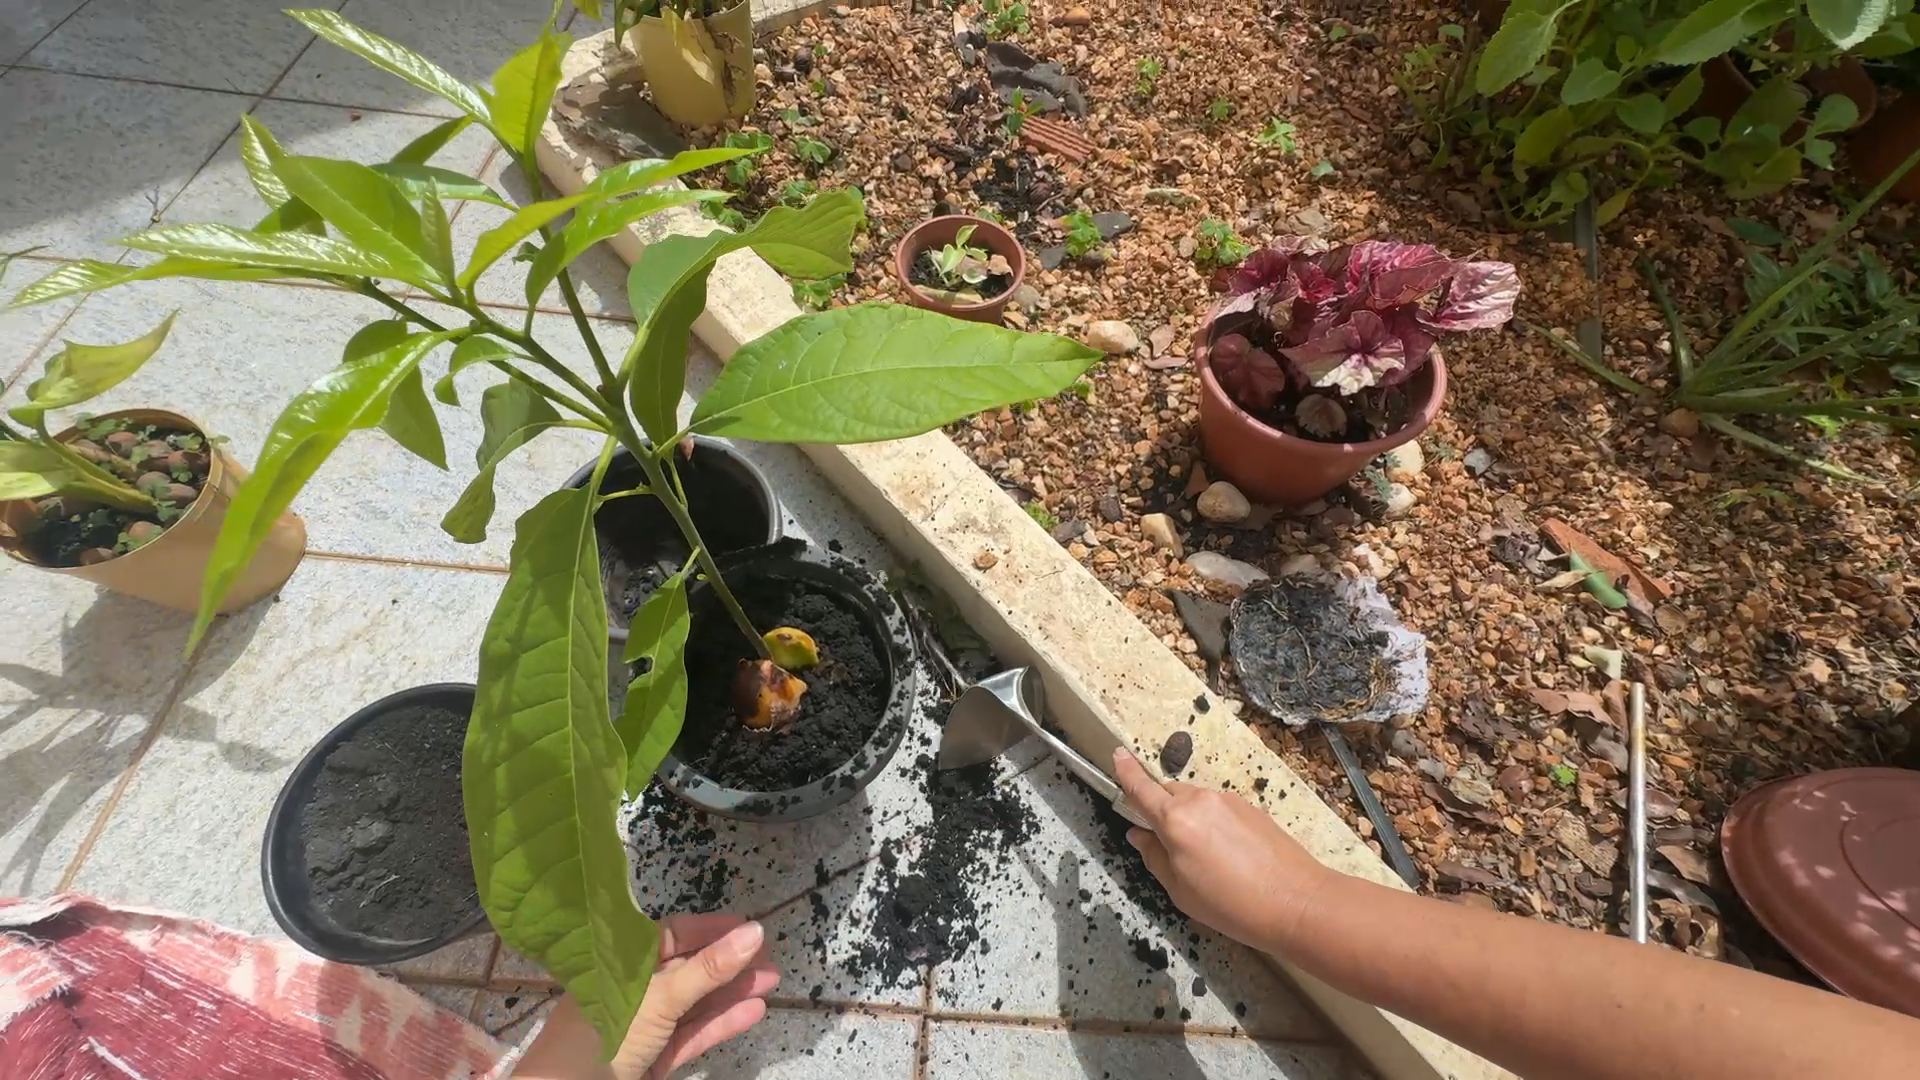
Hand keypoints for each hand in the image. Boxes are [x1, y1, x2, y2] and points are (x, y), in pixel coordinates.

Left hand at [523, 914, 779, 1079]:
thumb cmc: (607, 1035)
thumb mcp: (662, 997)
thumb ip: (710, 967)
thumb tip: (757, 930)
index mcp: (627, 962)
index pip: (677, 933)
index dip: (714, 929)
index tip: (751, 928)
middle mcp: (635, 988)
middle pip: (690, 968)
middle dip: (731, 963)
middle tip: (770, 960)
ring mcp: (643, 1025)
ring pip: (694, 1002)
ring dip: (732, 993)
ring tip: (772, 984)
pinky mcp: (650, 1058)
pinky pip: (689, 1034)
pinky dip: (719, 1024)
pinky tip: (752, 1013)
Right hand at [1113, 748, 1332, 953]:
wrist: (1298, 903)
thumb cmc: (1232, 906)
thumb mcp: (1180, 891)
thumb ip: (1154, 857)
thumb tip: (1138, 834)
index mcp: (1174, 821)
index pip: (1141, 788)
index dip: (1126, 770)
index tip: (1117, 754)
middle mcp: (1198, 800)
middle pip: (1168, 794)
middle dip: (1163, 812)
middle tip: (1173, 847)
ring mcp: (1226, 800)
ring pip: (1194, 801)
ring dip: (1190, 819)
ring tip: (1209, 858)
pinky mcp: (1249, 806)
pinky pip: (1218, 808)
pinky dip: (1214, 824)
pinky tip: (1232, 855)